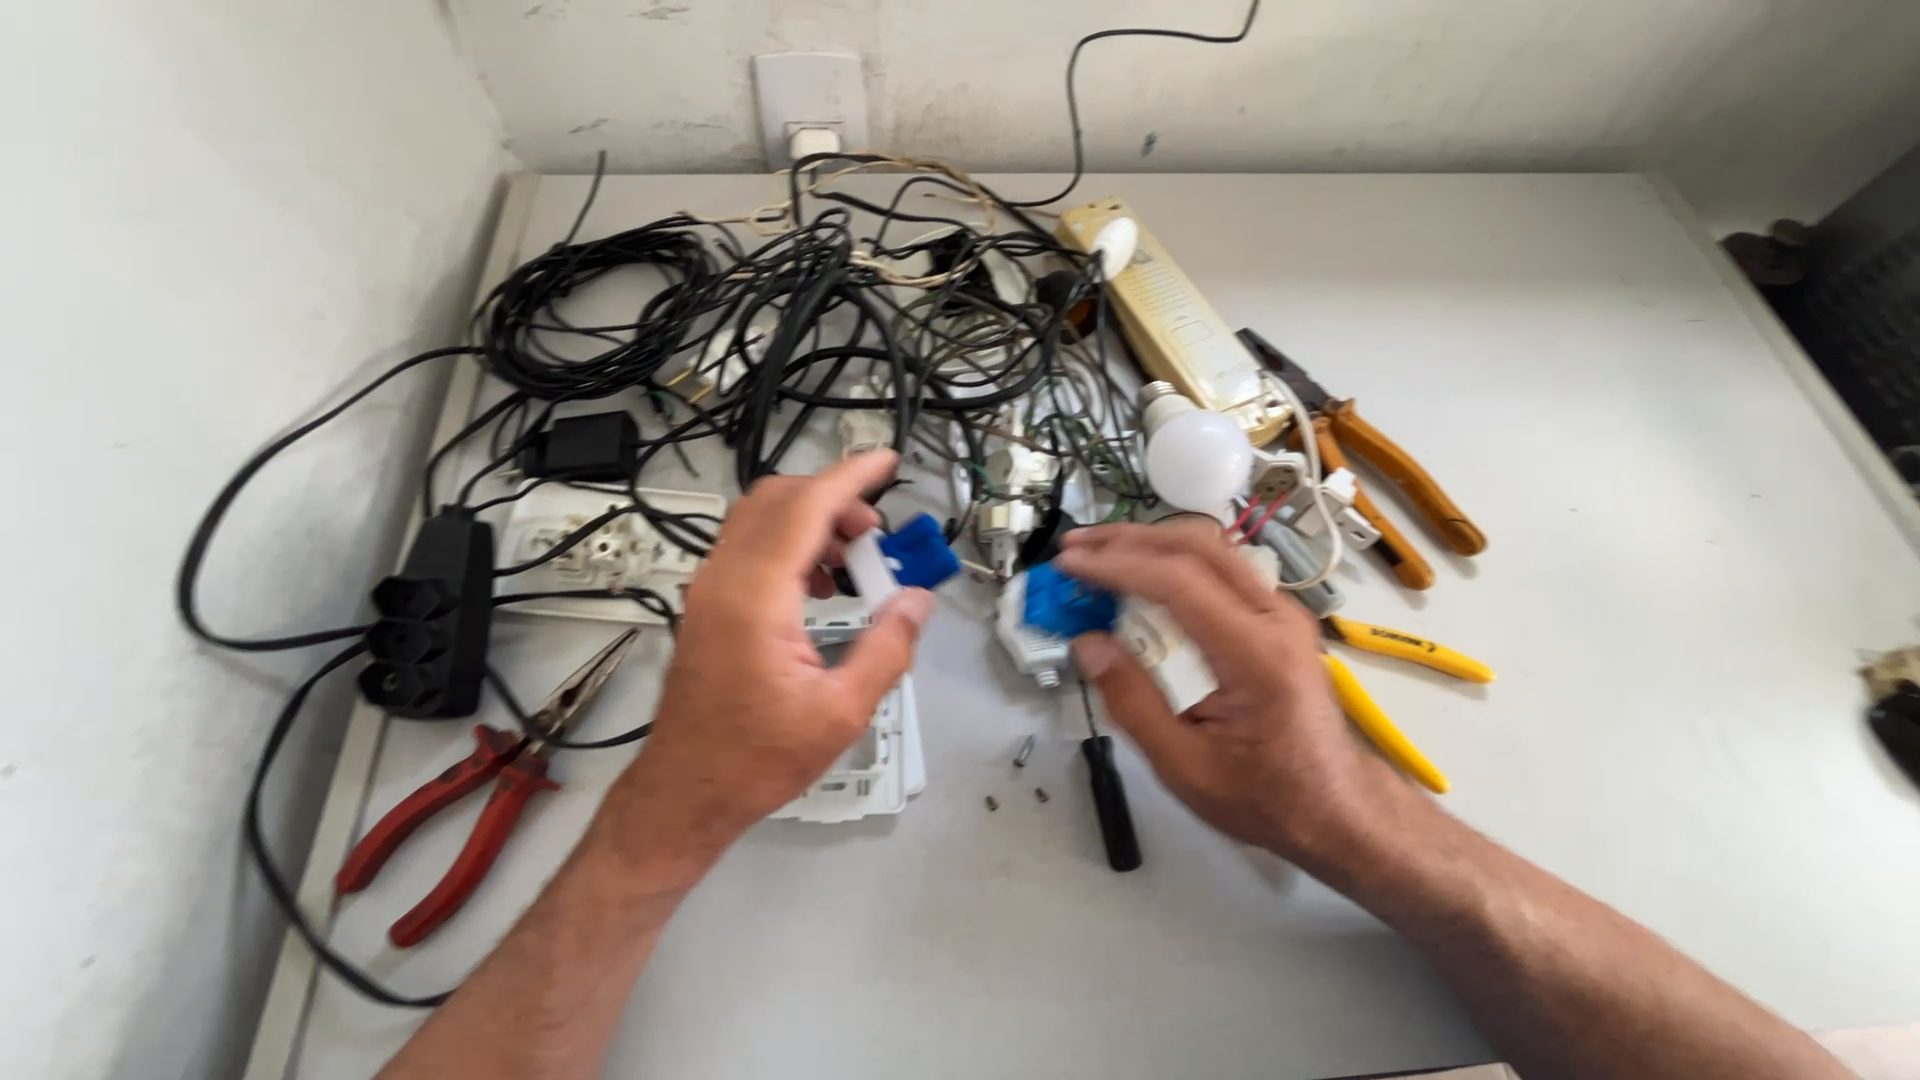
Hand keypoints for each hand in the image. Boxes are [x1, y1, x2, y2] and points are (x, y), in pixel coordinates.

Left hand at [592, 451, 932, 873]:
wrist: (685, 793)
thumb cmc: (759, 759)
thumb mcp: (840, 712)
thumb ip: (887, 648)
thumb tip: (918, 600)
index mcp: (755, 597)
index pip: (805, 508)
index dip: (851, 477)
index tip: (887, 462)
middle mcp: (723, 580)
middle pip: (776, 499)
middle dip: (833, 497)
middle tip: (876, 531)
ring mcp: (708, 590)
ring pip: (758, 518)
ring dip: (810, 519)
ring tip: (855, 557)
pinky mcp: (706, 606)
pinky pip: (748, 547)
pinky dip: (789, 542)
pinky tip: (819, 585)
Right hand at [1053, 522, 1400, 861]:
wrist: (1338, 807)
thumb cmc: (1264, 797)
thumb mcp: (1184, 766)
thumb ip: (1132, 701)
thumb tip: (1086, 643)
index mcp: (1257, 656)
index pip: (1180, 583)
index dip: (1118, 565)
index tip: (1069, 564)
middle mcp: (1277, 618)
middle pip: (1198, 547)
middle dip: (1128, 538)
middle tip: (1074, 545)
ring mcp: (1282, 612)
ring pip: (1212, 549)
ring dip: (1149, 543)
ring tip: (1097, 551)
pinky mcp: (1276, 617)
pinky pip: (1219, 570)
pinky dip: (1171, 562)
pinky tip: (1138, 574)